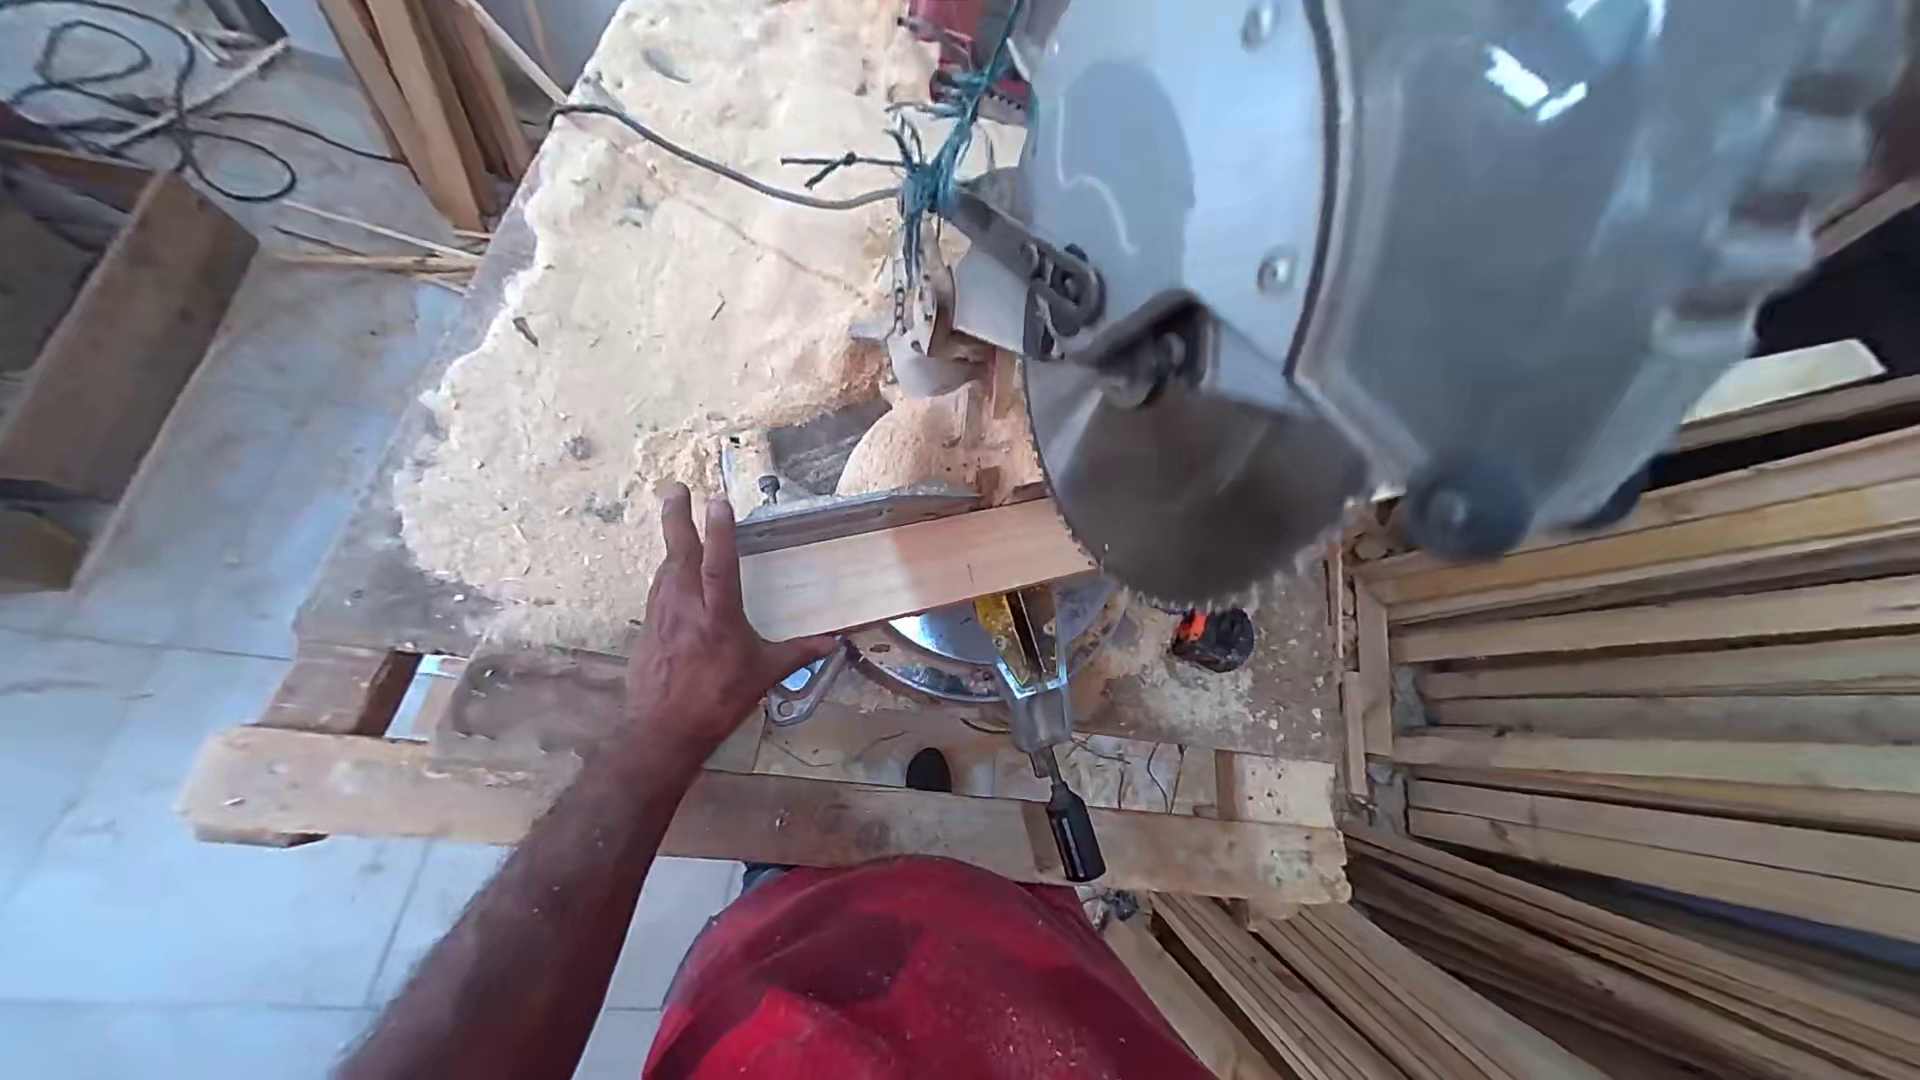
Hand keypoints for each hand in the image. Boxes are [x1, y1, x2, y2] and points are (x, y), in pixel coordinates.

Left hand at [620, 483, 836, 771]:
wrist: (662, 731)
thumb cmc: (718, 700)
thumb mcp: (763, 675)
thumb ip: (798, 653)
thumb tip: (833, 643)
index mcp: (717, 616)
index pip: (718, 564)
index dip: (719, 531)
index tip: (718, 500)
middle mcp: (686, 608)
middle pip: (680, 554)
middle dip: (678, 518)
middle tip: (675, 488)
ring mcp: (663, 616)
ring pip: (666, 568)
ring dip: (672, 541)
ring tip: (674, 517)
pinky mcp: (649, 628)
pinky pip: (659, 588)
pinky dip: (667, 570)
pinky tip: (670, 568)